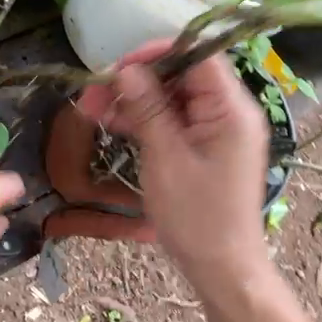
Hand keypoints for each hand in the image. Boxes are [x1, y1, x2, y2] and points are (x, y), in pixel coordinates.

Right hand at [79, 41, 271, 285]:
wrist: (221, 267)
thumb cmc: (196, 216)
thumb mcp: (166, 158)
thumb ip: (148, 109)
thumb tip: (126, 70)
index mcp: (231, 110)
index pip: (198, 56)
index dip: (156, 53)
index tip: (117, 67)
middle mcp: (228, 113)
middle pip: (180, 76)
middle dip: (135, 80)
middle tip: (91, 94)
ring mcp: (215, 131)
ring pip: (171, 98)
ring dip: (132, 100)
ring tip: (91, 110)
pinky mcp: (203, 147)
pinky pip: (172, 121)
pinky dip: (143, 120)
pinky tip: (111, 124)